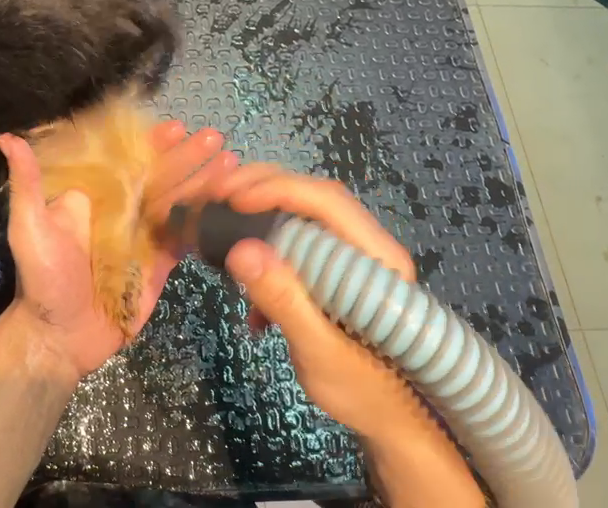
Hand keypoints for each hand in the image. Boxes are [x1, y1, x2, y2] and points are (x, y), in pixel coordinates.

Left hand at [0, 120, 234, 379]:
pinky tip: (227, 205)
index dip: (151, 143)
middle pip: (160, 177)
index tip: (174, 126)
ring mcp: (143, 238)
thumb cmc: (41, 279)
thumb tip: (6, 137)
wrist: (58, 337)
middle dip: (187, 156)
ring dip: (203, 181)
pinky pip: (184, 239)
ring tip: (231, 162)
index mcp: (95, 197)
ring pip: (178, 203)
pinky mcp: (158, 267)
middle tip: (215, 136)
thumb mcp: (29, 227)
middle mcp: (122, 211)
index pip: (127, 160)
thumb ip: (27, 183)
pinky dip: (204, 222)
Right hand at [211, 165, 427, 444]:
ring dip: (257, 209)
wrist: (391, 421)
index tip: (231, 199)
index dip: (277, 190)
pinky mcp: (331, 267)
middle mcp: (366, 243)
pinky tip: (243, 279)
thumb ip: (285, 301)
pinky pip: (294, 236)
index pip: (326, 200)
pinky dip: (262, 242)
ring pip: (299, 210)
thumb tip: (241, 250)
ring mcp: (348, 253)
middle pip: (310, 195)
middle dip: (260, 187)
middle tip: (215, 195)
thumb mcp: (321, 352)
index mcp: (377, 257)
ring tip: (219, 216)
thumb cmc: (364, 390)